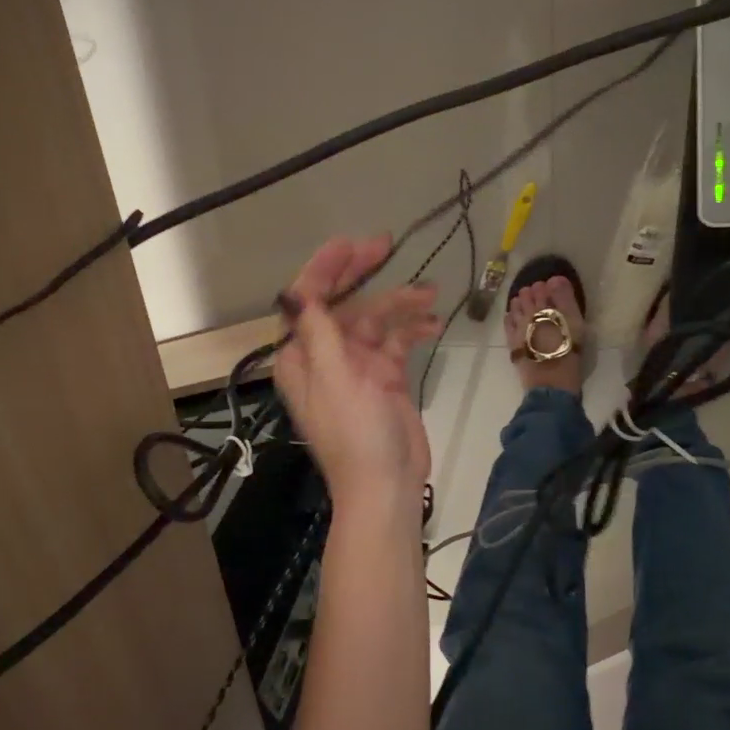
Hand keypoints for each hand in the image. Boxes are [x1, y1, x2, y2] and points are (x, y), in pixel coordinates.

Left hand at [275, 237, 439, 502]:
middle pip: (342, 302)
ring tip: (430, 293)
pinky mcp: (385, 378)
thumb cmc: (354, 433)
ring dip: (399, 303)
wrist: (386, 484)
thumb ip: (318, 331)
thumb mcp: (333, 378)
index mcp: (301, 356)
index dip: (325, 268)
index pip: (306, 299)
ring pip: (375, 319)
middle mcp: (325, 355)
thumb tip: (295, 291)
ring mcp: (357, 366)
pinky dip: (413, 329)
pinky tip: (433, 323)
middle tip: (386, 244)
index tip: (352, 244)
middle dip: (363, 274)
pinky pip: (397, 341)